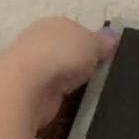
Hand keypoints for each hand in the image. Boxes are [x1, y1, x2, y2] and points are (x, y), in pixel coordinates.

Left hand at [0, 18, 115, 124]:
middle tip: (104, 81)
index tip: (107, 60)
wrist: (26, 85)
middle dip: (82, 68)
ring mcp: (33, 72)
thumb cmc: (61, 54)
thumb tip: (112, 37)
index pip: (75, 32)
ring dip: (74, 89)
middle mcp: (39, 45)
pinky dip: (64, 107)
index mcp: (52, 25)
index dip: (92, 45)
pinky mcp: (32, 97)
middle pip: (67, 57)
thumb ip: (102, 42)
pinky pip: (54, 101)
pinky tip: (78, 113)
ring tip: (97, 100)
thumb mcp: (92, 42)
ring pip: (61, 80)